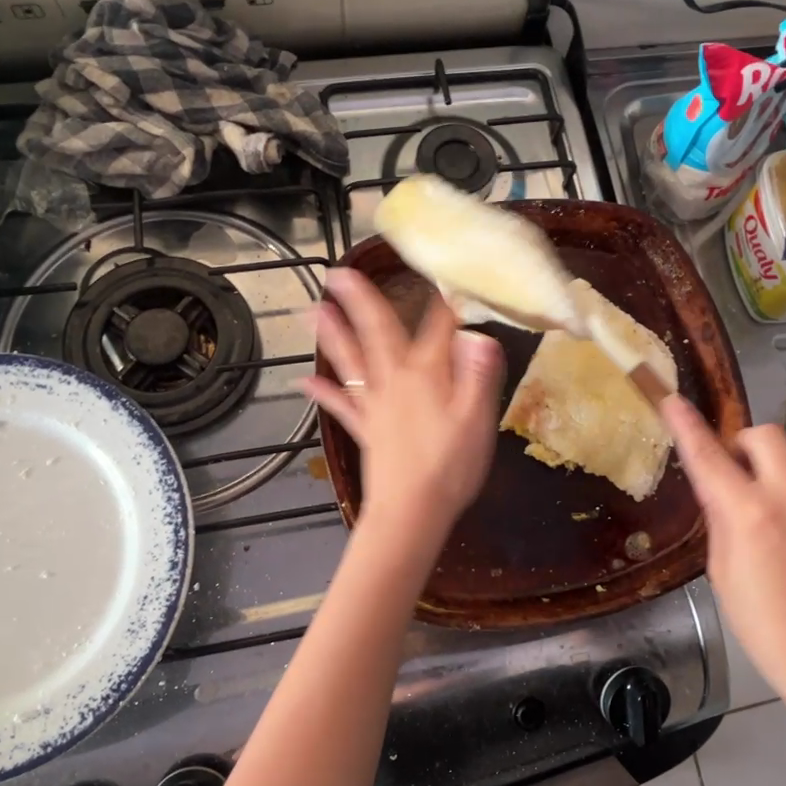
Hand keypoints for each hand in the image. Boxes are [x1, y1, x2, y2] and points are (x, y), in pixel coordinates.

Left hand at [301, 268, 504, 536]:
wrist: (411, 512)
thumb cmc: (450, 467)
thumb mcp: (477, 420)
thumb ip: (478, 375)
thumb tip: (480, 334)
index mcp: (426, 374)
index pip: (439, 328)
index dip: (444, 301)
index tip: (446, 273)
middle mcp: (395, 380)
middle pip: (376, 333)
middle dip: (360, 300)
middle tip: (337, 273)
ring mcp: (375, 405)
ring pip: (350, 361)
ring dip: (331, 334)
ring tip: (314, 309)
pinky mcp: (364, 429)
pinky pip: (340, 404)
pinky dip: (323, 391)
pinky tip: (305, 379)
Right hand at [660, 397, 785, 711]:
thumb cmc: (762, 627)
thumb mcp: (722, 573)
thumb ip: (721, 523)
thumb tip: (720, 494)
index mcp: (750, 515)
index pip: (710, 457)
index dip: (687, 426)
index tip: (673, 401)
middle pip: (766, 435)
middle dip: (743, 443)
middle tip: (732, 472)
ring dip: (770, 475)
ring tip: (764, 517)